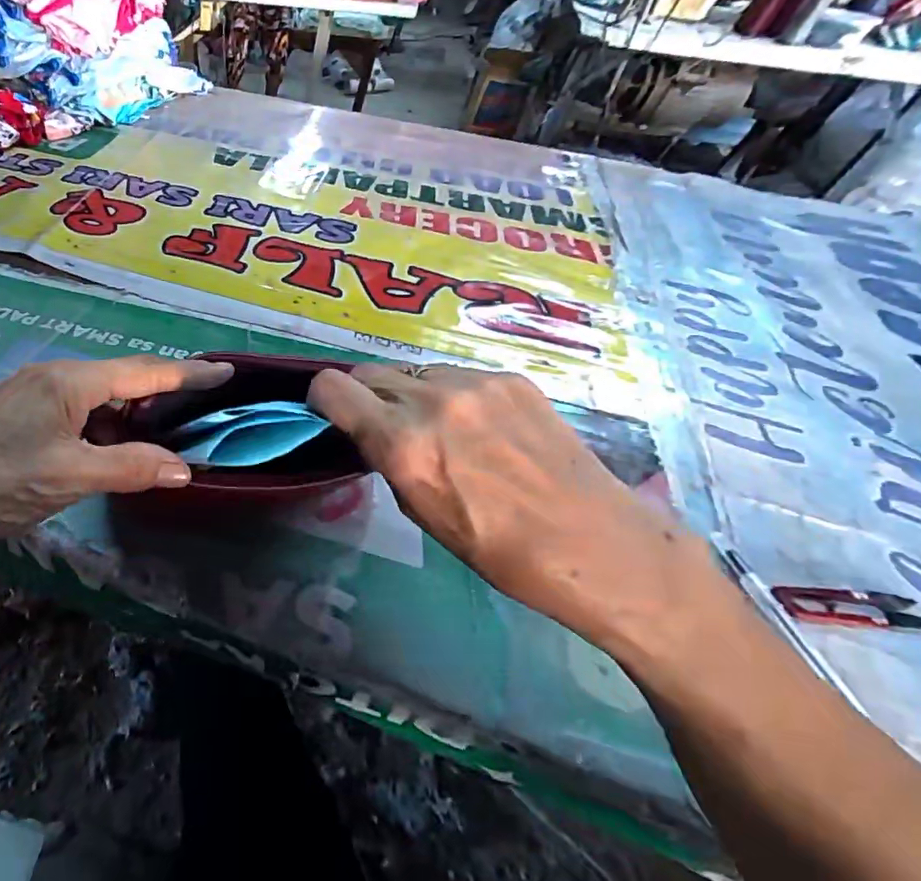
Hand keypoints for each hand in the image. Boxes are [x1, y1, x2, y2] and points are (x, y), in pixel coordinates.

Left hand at [0, 357, 233, 569]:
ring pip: (97, 398)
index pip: (144, 372)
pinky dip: (104, 428)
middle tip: (205, 412)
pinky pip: (76, 413)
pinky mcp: (17, 417)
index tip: (226, 374)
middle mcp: (53, 377)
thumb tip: (184, 468)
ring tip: (169, 433)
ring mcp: (31, 396)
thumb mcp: (67, 477)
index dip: (188, 376)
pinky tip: (114, 449)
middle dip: (164, 394)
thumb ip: (129, 468)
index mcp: (69, 380)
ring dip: (133, 414)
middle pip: (122, 380)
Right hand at [308, 363, 722, 650]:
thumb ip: (387, 458)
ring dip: (410, 393)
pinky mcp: (511, 378)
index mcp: (402, 442)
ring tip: (442, 429)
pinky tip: (483, 429)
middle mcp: (432, 399)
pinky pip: (457, 375)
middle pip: (369, 372)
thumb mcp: (420, 510)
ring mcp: (476, 382)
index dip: (322, 400)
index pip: (331, 387)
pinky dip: (452, 395)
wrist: (598, 545)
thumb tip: (374, 432)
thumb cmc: (498, 549)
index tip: (331, 416)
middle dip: (366, 397)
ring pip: (414, 371)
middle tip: (386, 428)